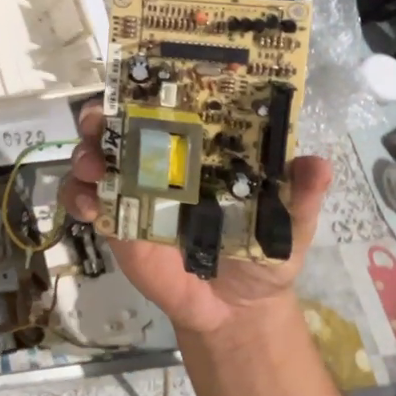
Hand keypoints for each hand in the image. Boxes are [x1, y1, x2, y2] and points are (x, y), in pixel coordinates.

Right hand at [60, 101, 330, 335]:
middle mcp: (154, 161)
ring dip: (84, 156)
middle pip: (115, 126)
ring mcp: (129, 190)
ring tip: (93, 170)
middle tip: (98, 123)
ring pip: (92, 158)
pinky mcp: (113, 223)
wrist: (235, 310)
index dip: (144, 92)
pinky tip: (89, 208)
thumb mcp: (287, 226)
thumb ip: (298, 198)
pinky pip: (84, 201)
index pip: (163, 110)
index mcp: (193, 151)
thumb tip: (317, 164)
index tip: (135, 85)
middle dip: (99, 118)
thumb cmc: (262, 254)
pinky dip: (78, 198)